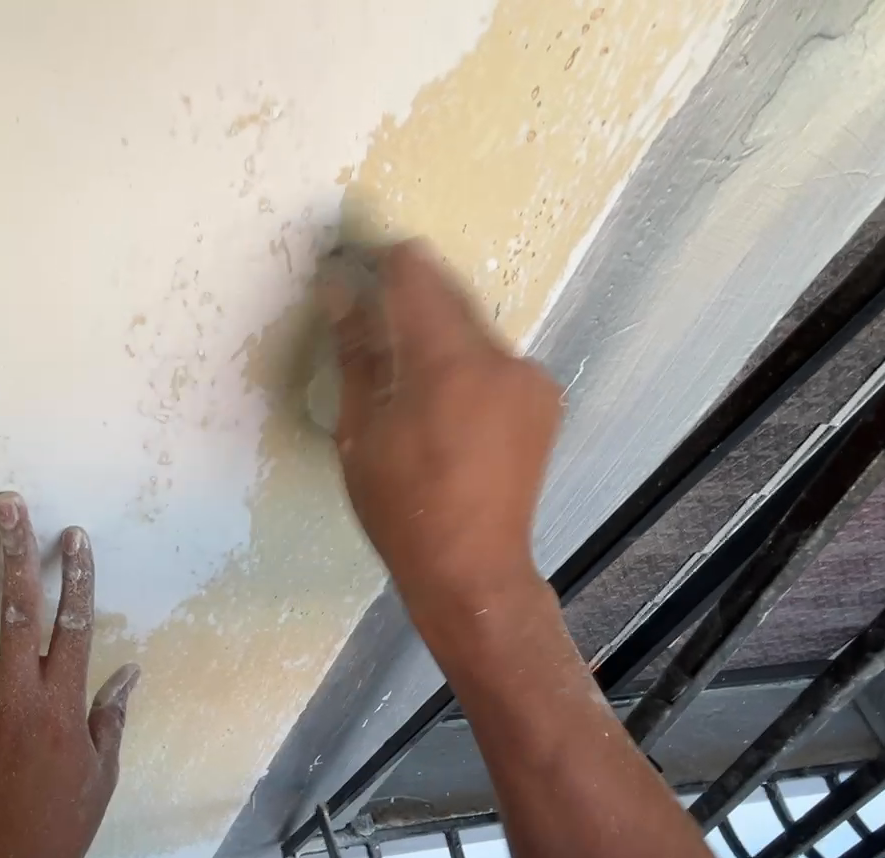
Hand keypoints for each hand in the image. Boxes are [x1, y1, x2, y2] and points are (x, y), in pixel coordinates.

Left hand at [0, 492, 140, 857]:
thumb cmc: (62, 824)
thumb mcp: (102, 772)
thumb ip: (111, 716)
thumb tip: (130, 670)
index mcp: (61, 706)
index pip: (72, 622)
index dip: (76, 574)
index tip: (73, 535)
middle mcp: (15, 695)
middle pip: (14, 608)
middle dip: (12, 551)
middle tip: (6, 506)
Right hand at [319, 240, 562, 643]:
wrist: (472, 568)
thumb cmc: (400, 510)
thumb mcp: (360, 434)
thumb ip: (355, 354)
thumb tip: (338, 291)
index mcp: (446, 364)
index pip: (414, 272)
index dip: (380, 262)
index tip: (353, 273)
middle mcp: (499, 356)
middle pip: (447, 295)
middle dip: (407, 303)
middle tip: (372, 334)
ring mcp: (530, 377)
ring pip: (472, 329)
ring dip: (438, 339)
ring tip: (411, 388)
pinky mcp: (545, 398)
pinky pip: (495, 360)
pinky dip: (467, 367)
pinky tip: (449, 411)